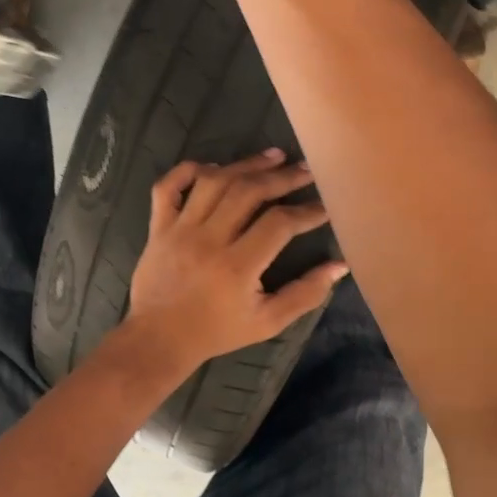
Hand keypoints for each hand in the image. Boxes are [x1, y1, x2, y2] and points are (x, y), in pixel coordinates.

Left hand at [122, 149, 348, 371]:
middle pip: (247, 192)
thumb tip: (339, 265)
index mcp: (236, 267)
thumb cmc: (216, 332)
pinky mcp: (158, 228)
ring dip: (244, 165)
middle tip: (305, 170)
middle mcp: (207, 241)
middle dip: (282, 177)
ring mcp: (178, 231)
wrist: (158, 339)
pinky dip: (187, 171)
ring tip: (272, 157)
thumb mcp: (267, 322)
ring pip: (212, 182)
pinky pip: (167, 188)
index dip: (306, 211)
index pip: (279, 223)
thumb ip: (305, 294)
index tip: (324, 207)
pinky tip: (213, 167)